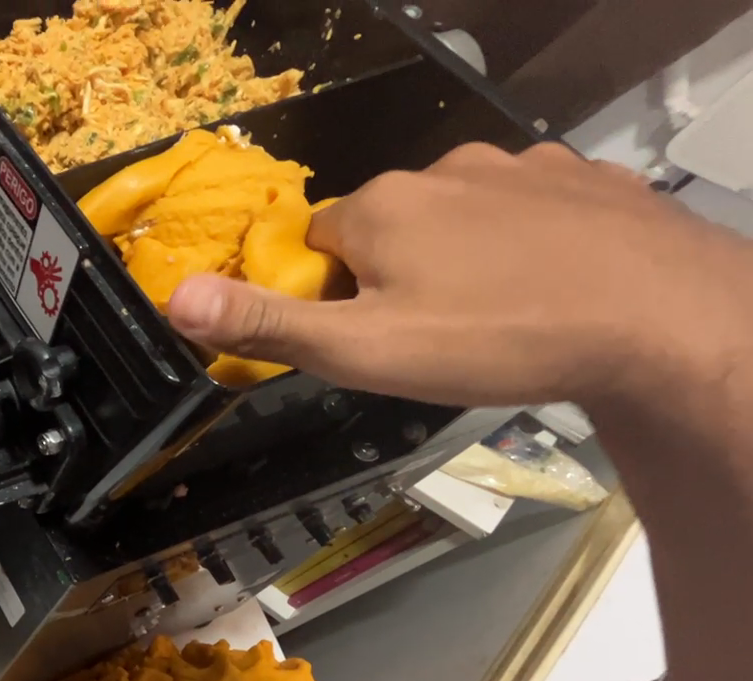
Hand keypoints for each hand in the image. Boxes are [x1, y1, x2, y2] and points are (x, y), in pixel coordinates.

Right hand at [163, 142, 752, 410]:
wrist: (671, 325)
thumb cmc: (492, 338)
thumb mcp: (357, 350)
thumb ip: (264, 323)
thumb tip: (174, 298)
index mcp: (377, 206)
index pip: (310, 246)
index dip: (320, 295)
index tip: (355, 335)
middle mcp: (442, 168)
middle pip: (375, 229)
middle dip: (378, 276)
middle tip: (414, 335)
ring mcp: (521, 165)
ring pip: (446, 217)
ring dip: (443, 259)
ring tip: (479, 316)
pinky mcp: (584, 178)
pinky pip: (515, 209)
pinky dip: (509, 243)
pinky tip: (535, 286)